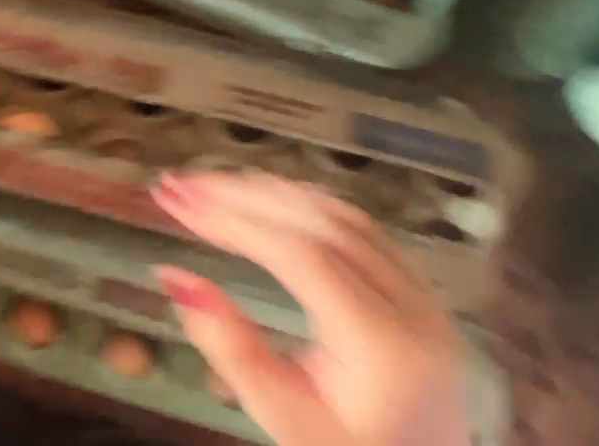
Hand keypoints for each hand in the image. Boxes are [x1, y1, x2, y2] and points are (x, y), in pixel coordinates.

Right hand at [152, 172, 470, 445]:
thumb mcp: (279, 414)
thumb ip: (228, 346)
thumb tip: (173, 275)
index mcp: (381, 345)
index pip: (300, 254)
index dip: (233, 219)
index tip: (176, 201)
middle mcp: (414, 312)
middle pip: (322, 224)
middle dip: (243, 195)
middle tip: (181, 184)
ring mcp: (426, 300)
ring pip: (344, 217)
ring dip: (273, 194)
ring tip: (213, 186)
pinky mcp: (422, 294)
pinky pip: (362, 229)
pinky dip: (305, 205)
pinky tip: (266, 201)